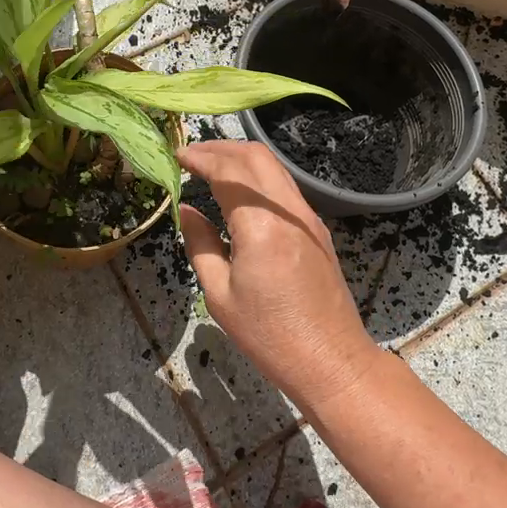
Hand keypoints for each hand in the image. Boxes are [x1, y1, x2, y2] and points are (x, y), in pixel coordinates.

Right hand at [176, 141, 380, 414]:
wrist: (330, 359)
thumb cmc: (268, 335)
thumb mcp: (220, 295)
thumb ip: (200, 244)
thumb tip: (186, 210)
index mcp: (260, 225)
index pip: (227, 171)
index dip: (200, 157)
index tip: (176, 155)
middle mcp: (288, 210)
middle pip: (255, 156)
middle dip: (220, 148)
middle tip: (191, 156)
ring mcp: (307, 217)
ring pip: (274, 167)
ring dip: (241, 159)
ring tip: (211, 167)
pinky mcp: (317, 228)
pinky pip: (284, 187)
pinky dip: (258, 176)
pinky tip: (239, 192)